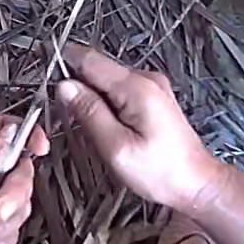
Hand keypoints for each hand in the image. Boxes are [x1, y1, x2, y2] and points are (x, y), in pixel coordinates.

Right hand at [55, 43, 238, 214]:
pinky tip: (108, 127)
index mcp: (136, 87)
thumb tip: (64, 86)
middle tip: (69, 117)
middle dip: (77, 87)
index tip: (45, 73)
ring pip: (106, 79)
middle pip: (97, 68)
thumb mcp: (116, 148)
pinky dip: (106, 103)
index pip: (89, 59)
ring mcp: (151, 85)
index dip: (63, 63)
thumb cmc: (161, 172)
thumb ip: (89, 113)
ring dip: (91, 97)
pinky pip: (118, 89)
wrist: (197, 184)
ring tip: (92, 128)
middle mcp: (145, 78)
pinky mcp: (152, 95)